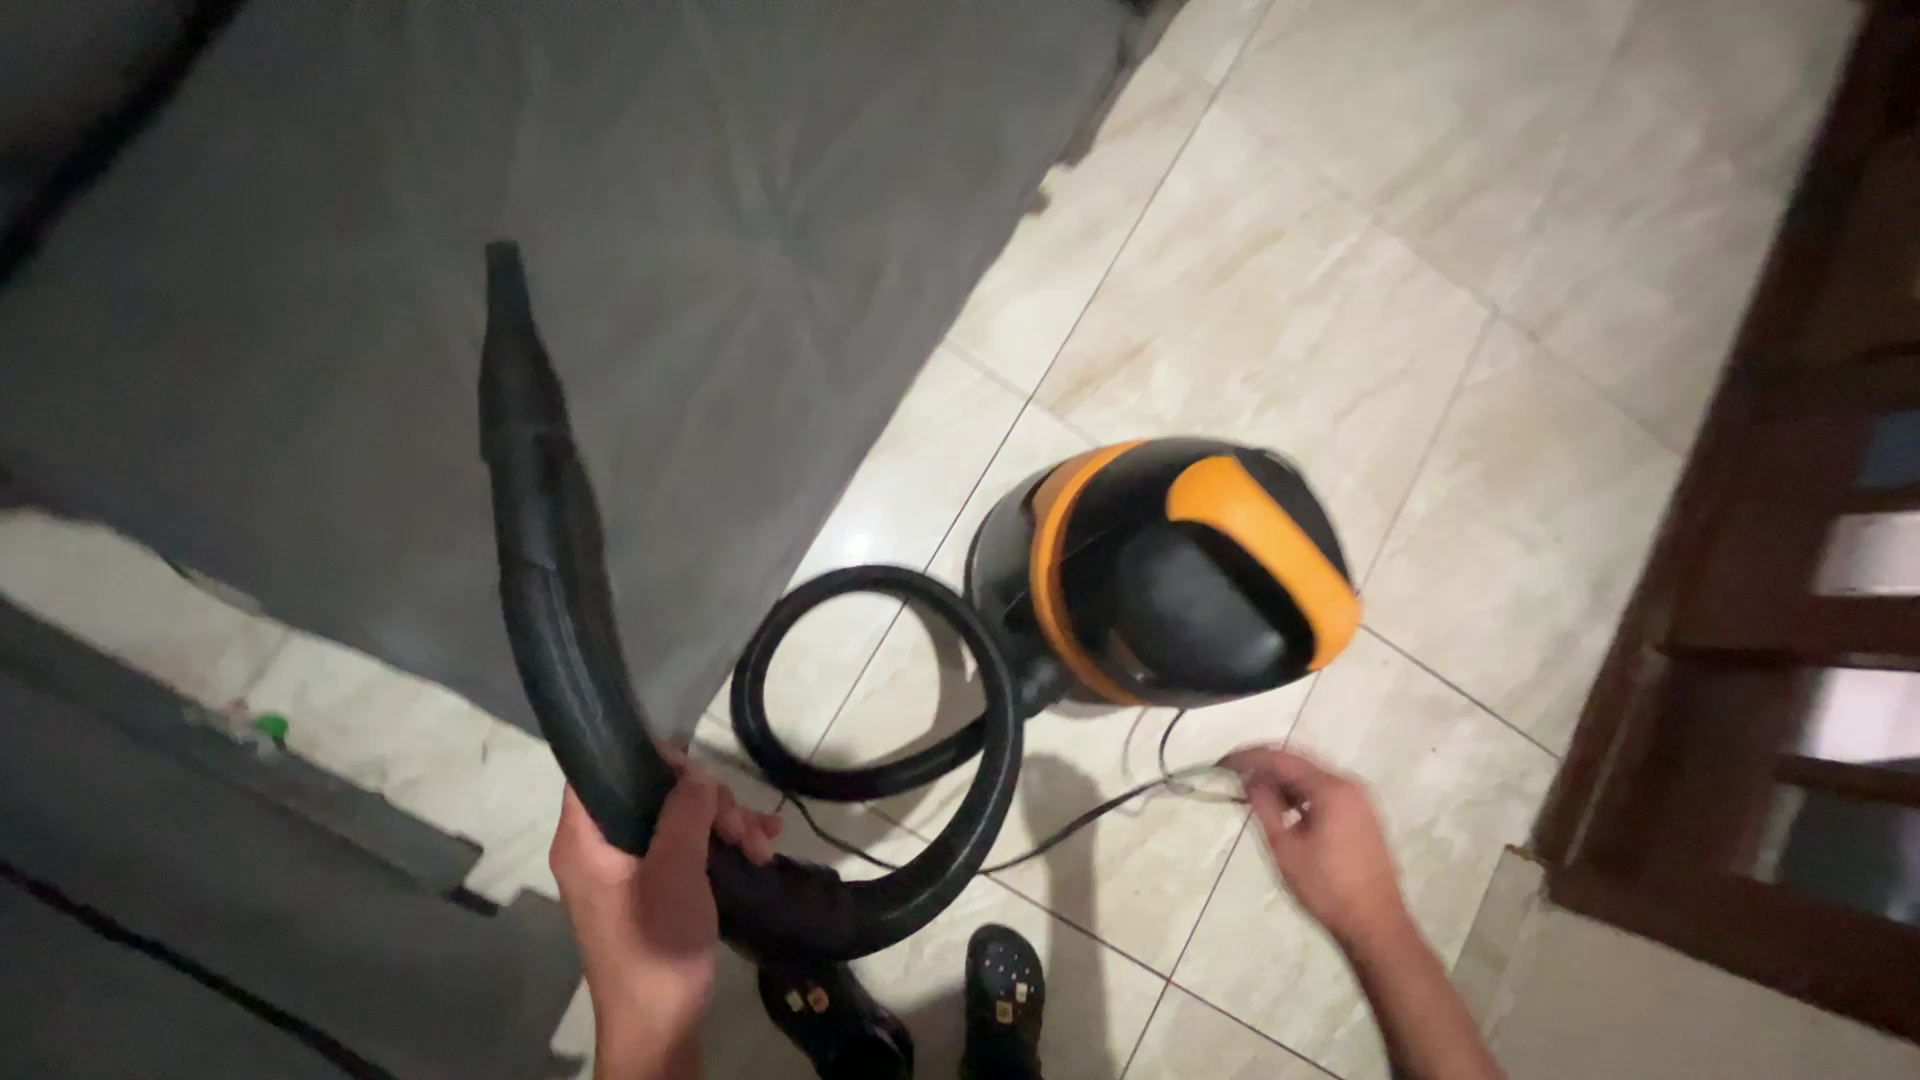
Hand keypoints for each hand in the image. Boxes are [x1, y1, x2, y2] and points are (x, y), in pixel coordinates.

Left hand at [549, 767, 781, 1078]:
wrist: (661, 1026)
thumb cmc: (657, 944)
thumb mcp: (676, 871)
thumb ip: (685, 812)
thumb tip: (697, 777)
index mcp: (587, 839)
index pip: (603, 769)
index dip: (647, 757)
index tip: (694, 771)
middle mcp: (602, 846)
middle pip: (654, 791)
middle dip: (708, 801)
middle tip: (741, 828)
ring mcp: (630, 867)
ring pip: (679, 817)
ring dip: (725, 823)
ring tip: (762, 846)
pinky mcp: (654, 885)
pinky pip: (688, 844)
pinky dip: (722, 843)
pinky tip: (762, 849)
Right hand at [1223, 745, 1412, 949]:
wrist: (1377, 928)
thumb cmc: (1326, 888)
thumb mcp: (1285, 847)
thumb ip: (1264, 805)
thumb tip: (1249, 779)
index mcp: (1331, 788)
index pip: (1281, 758)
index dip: (1248, 758)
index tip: (1222, 765)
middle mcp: (1349, 786)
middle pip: (1298, 763)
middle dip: (1264, 767)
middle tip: (1234, 778)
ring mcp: (1360, 801)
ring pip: (1312, 778)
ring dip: (1282, 782)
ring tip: (1254, 796)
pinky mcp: (1363, 817)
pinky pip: (1325, 793)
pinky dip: (1301, 795)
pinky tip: (1284, 810)